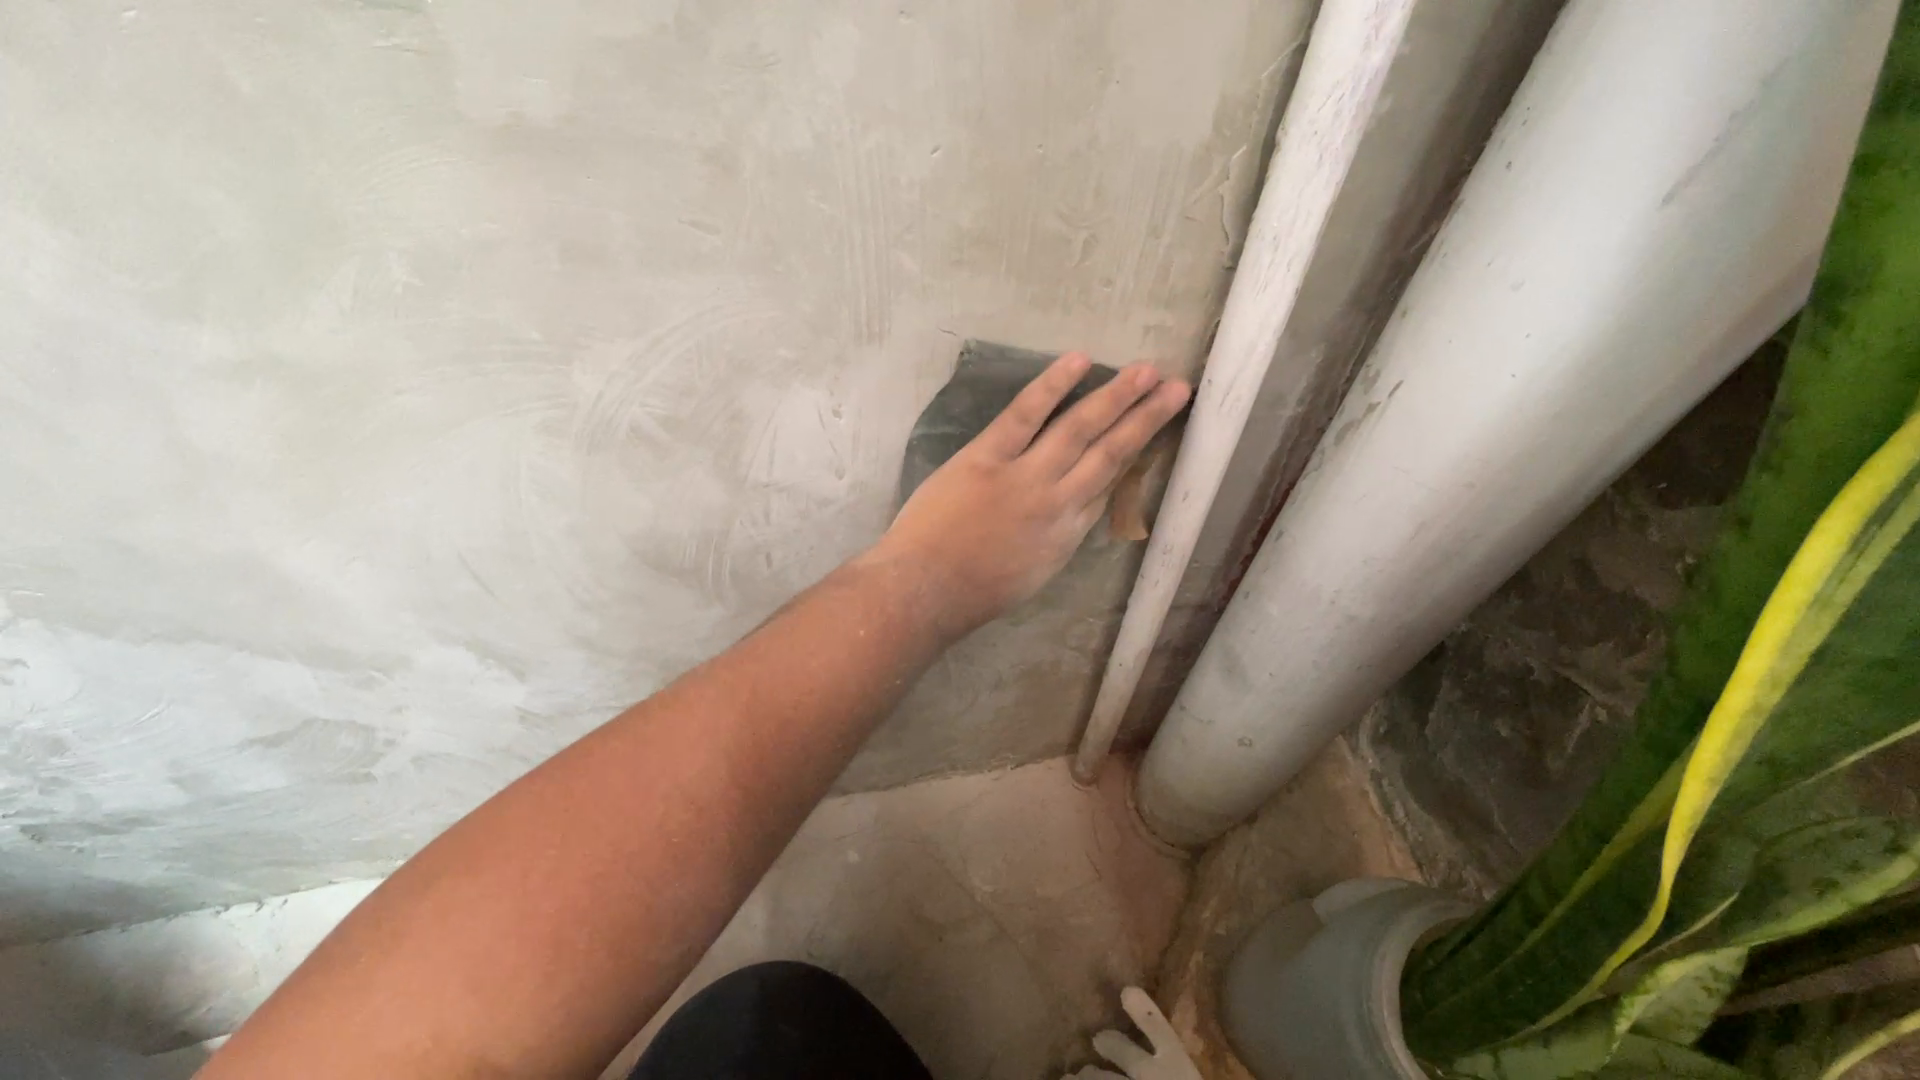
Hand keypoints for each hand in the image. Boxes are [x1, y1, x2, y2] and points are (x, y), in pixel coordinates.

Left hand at [866, 352, 1189, 633]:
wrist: (924, 593)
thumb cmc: (970, 595)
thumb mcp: (1030, 577)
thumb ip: (1052, 540)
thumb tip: (1067, 512)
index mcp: (1066, 536)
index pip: (1107, 486)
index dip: (1133, 454)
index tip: (1153, 428)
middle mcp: (1058, 502)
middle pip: (1110, 453)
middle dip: (1146, 420)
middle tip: (1177, 389)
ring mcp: (1024, 477)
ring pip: (1079, 429)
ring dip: (1117, 397)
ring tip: (1147, 370)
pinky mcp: (987, 457)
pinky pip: (1024, 414)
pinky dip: (1053, 386)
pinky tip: (1080, 360)